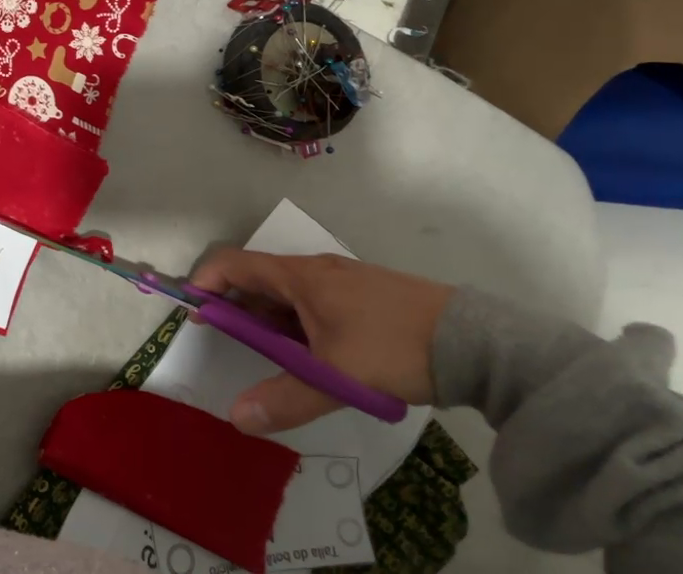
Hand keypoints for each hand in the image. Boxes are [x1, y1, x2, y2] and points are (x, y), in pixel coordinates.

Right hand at [188, 249, 453, 435]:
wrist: (484, 345)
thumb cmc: (396, 346)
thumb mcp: (337, 377)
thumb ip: (285, 398)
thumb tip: (236, 418)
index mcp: (299, 276)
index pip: (231, 264)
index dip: (206, 284)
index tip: (198, 316)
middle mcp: (316, 270)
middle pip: (257, 280)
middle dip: (239, 311)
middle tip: (237, 348)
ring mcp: (344, 282)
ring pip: (288, 295)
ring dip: (272, 322)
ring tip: (281, 360)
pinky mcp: (369, 297)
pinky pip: (315, 303)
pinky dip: (300, 325)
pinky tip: (319, 356)